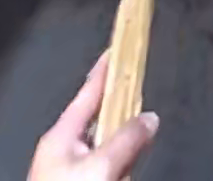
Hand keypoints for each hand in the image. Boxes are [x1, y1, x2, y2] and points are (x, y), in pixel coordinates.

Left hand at [28, 53, 159, 180]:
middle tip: (139, 89)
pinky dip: (117, 165)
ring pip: (101, 146)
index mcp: (61, 134)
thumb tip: (151, 117)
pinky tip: (128, 168)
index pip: (89, 90)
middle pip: (97, 118)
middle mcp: (62, 150)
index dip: (106, 67)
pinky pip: (101, 169)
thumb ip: (127, 140)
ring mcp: (66, 174)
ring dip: (121, 142)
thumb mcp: (100, 169)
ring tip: (138, 135)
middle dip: (119, 107)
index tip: (119, 45)